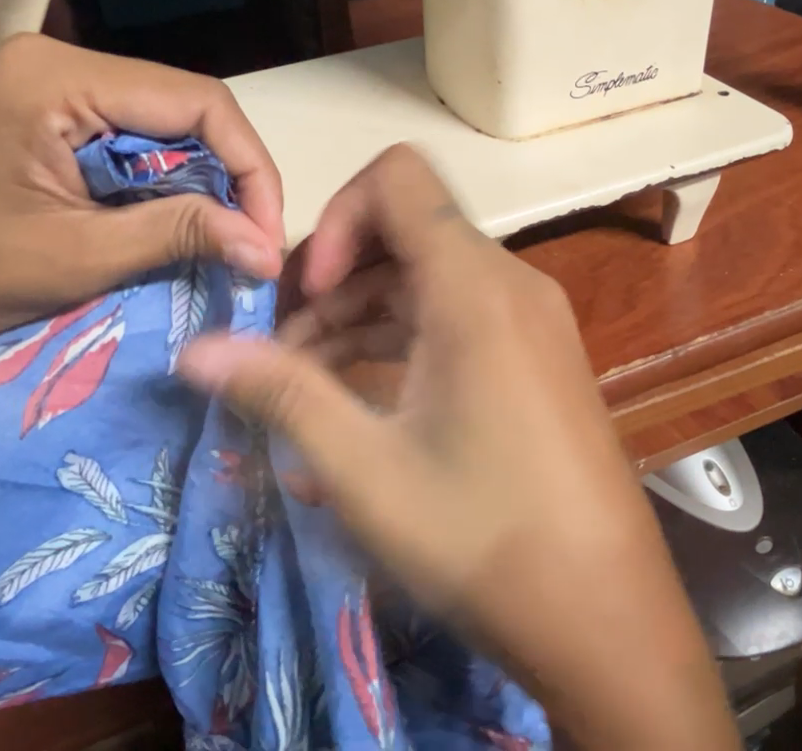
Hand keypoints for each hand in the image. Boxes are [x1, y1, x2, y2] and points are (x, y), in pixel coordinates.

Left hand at [0, 34, 284, 358]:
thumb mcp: (75, 257)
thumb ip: (178, 235)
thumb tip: (268, 247)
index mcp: (59, 78)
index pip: (197, 102)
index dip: (250, 166)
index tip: (268, 236)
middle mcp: (61, 64)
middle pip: (185, 110)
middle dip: (229, 178)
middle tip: (252, 245)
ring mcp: (53, 88)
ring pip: (165, 129)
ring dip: (201, 186)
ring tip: (224, 241)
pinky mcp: (49, 118)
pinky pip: (133, 144)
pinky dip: (164, 188)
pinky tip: (178, 226)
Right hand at [178, 147, 736, 750]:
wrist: (608, 621)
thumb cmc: (484, 539)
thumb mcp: (365, 469)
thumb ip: (279, 393)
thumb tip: (193, 350)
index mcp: (475, 288)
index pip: (397, 179)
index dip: (335, 220)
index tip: (303, 298)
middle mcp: (510, 286)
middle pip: (404, 233)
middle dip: (330, 280)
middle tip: (280, 354)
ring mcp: (529, 323)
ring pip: (425, 281)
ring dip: (357, 317)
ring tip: (303, 387)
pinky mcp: (534, 359)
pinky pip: (454, 319)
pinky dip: (398, 342)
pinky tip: (354, 407)